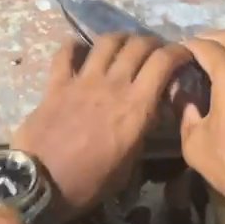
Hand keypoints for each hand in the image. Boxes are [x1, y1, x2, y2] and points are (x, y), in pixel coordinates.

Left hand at [11, 33, 190, 215]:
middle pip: (138, 45)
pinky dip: (74, 45)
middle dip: (152, 42)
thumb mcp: (128, 165)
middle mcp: (113, 85)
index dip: (178, 52)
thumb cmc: (89, 183)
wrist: (40, 184)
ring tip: (125, 45)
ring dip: (121, 39)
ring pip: (107, 42)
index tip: (184, 54)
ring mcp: (82, 80)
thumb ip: (141, 132)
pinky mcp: (56, 83)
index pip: (163, 62)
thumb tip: (148, 112)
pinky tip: (80, 48)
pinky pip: (65, 53)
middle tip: (155, 51)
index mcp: (136, 106)